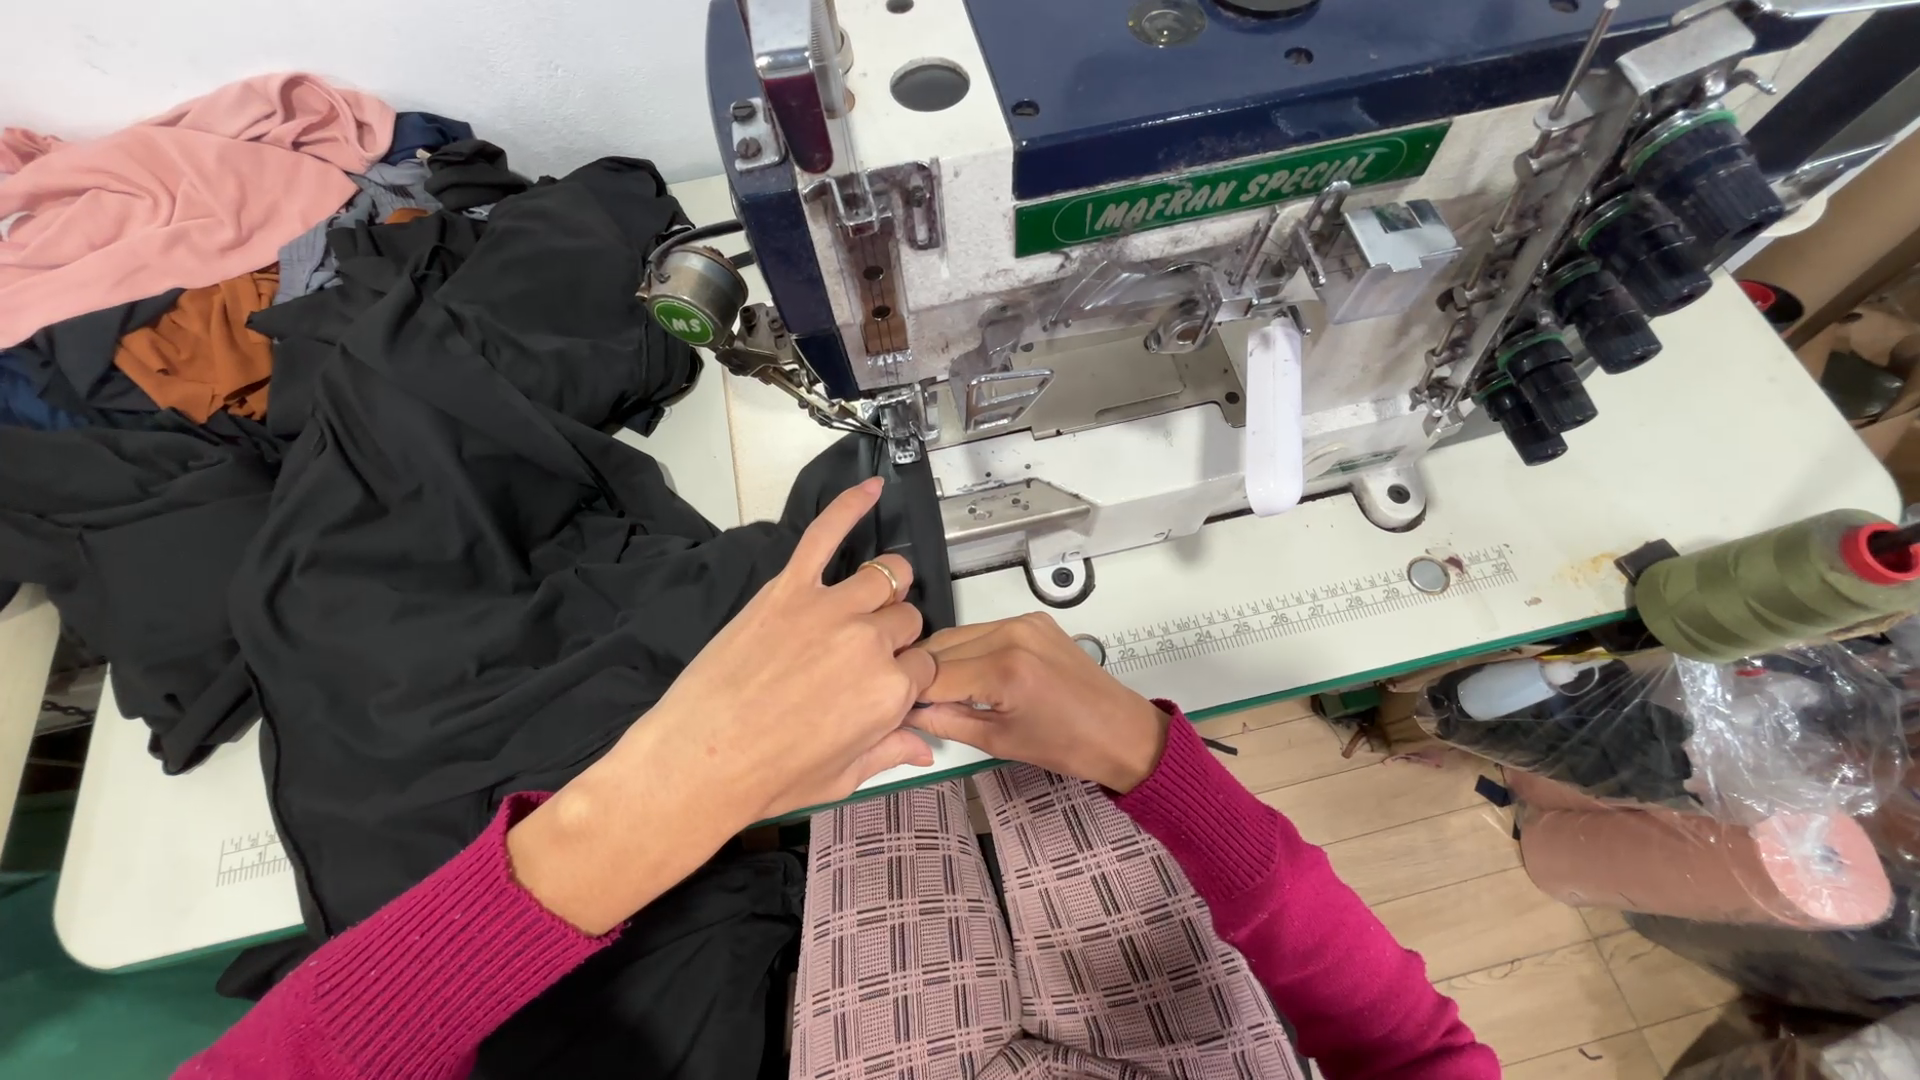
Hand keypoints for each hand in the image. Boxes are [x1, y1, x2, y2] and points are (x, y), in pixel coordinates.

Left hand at [509, 478, 937, 932]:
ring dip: (887, 586)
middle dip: (896, 635)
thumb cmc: (770, 778)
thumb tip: (926, 746)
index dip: (908, 677)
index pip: (926, 666)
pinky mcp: (789, 589)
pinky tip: (870, 488)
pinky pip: (824, 535)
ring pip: (887, 575)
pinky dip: (848, 507)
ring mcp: (830, 609)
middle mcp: (870, 643)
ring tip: (870, 599)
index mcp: (890, 693)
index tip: (890, 685)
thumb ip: (890, 752)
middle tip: (864, 655)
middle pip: (908, 618)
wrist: (697, 762)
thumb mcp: (842, 777)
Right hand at [905, 613, 1169, 793]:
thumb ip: (947, 722)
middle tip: (909, 700)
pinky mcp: (1034, 618)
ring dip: (942, 659)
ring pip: (960, 634)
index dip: (910, 694)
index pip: (933, 675)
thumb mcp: (999, 742)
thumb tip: (906, 712)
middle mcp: (1011, 632)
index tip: (895, 710)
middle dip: (921, 674)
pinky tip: (969, 674)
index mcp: (1003, 669)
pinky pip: (985, 630)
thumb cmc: (1064, 746)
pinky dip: (969, 649)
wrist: (1121, 731)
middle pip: (941, 646)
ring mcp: (1024, 620)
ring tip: (937, 690)